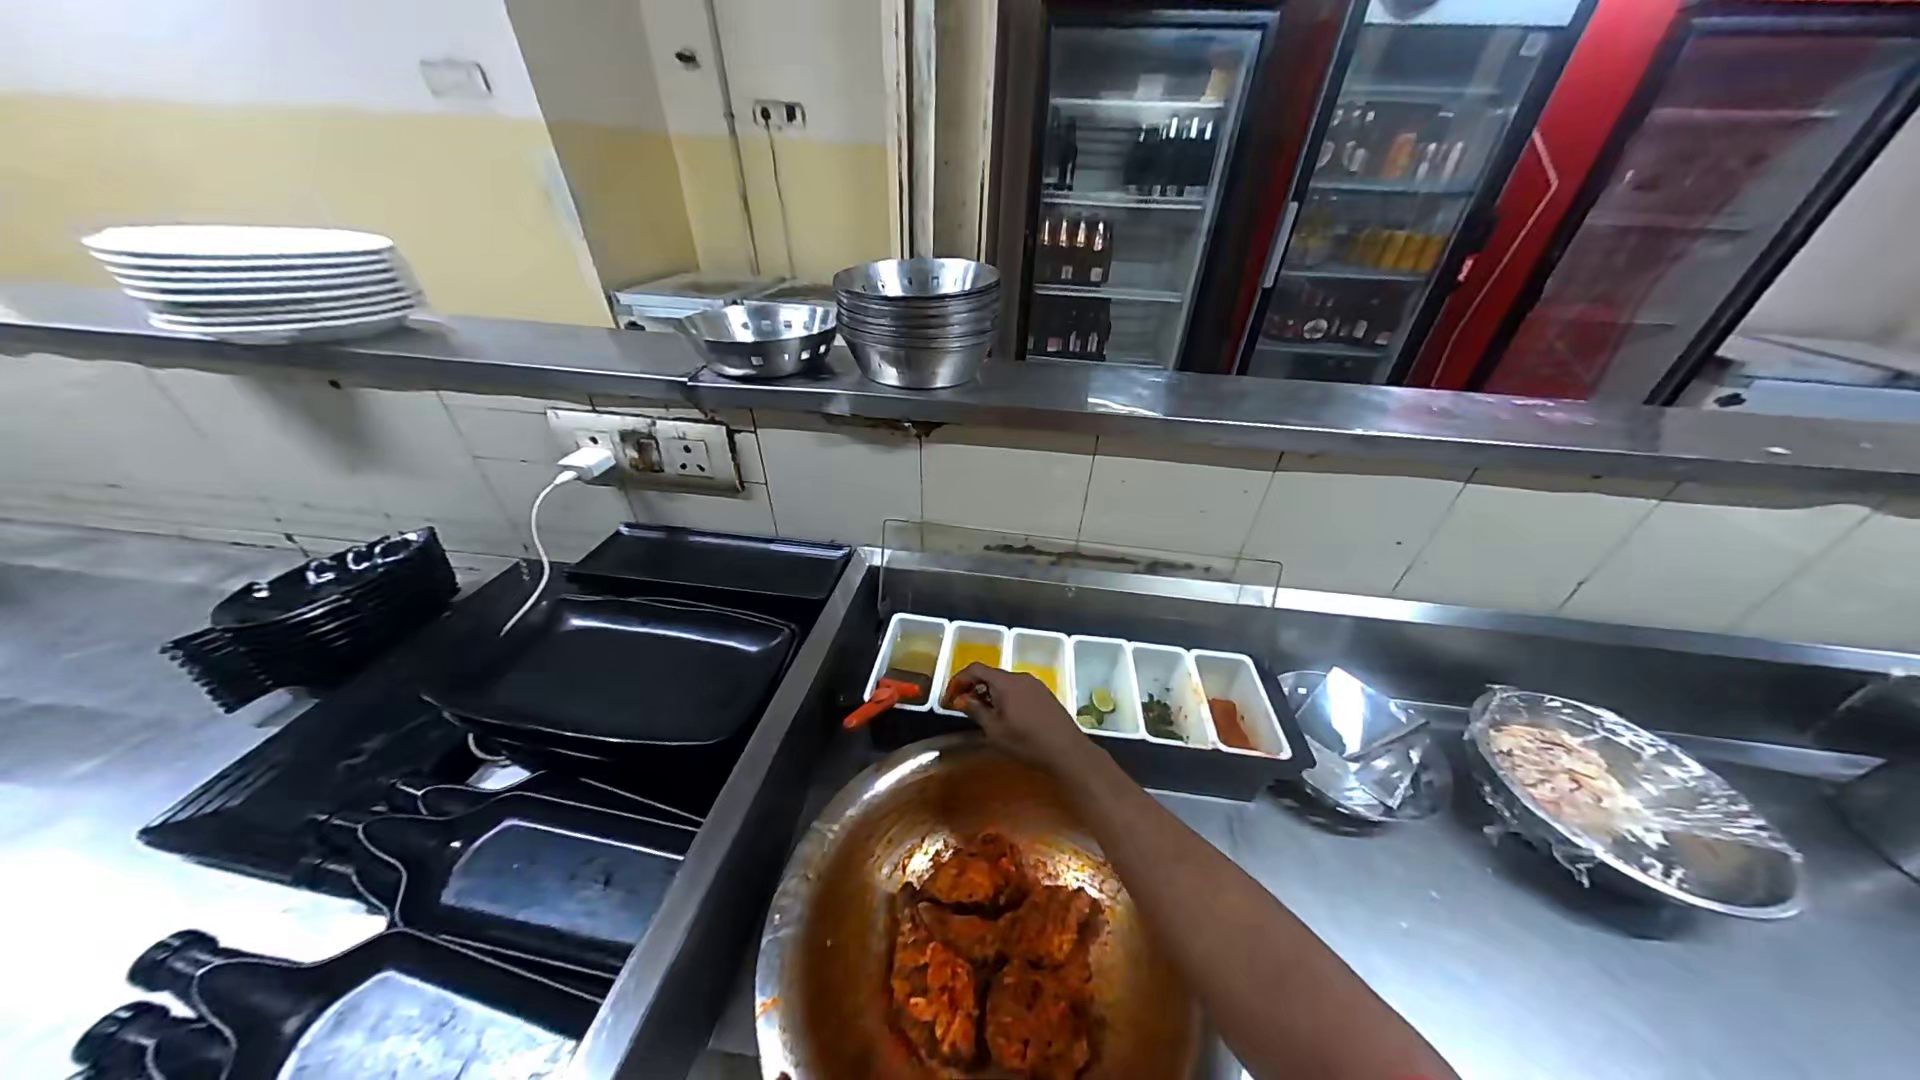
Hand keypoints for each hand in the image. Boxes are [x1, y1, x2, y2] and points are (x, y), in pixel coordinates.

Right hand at [943, 663, 1091, 776]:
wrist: (1067, 750)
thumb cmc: (1026, 741)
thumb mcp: (994, 729)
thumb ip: (975, 710)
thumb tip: (960, 699)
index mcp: (1006, 682)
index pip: (975, 669)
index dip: (958, 680)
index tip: (949, 697)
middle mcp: (1020, 677)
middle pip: (990, 674)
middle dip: (973, 687)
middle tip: (962, 706)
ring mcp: (1035, 684)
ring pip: (1004, 682)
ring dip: (988, 692)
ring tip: (981, 713)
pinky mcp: (1044, 694)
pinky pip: (1017, 688)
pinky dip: (1004, 696)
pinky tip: (1004, 715)